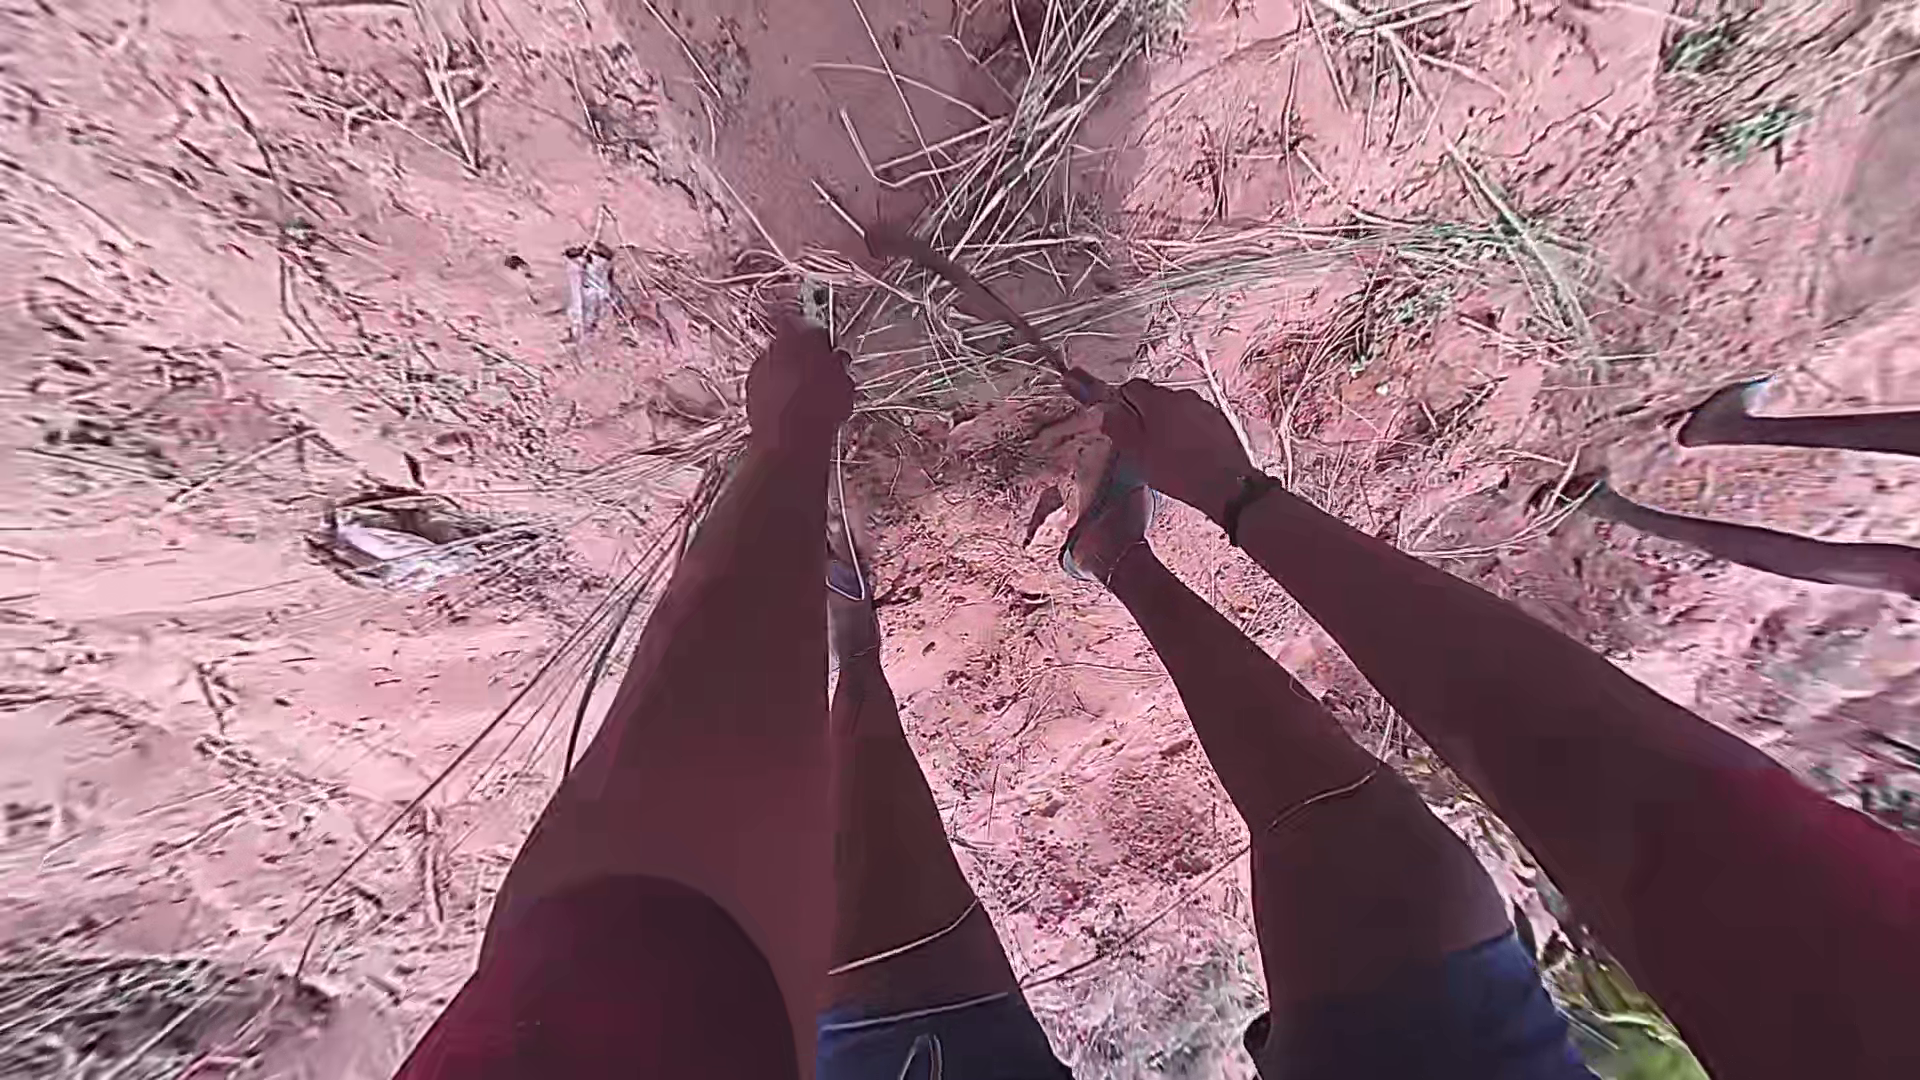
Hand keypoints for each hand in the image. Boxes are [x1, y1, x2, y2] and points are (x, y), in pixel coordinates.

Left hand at [747, 318, 853, 450]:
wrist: (791, 440)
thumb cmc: (817, 407)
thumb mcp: (843, 382)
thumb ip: (838, 364)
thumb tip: (838, 362)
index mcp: (795, 332)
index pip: (810, 325)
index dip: (823, 341)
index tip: (832, 354)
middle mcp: (771, 346)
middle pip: (791, 347)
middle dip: (807, 362)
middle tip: (826, 379)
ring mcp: (758, 371)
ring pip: (780, 369)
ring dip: (794, 381)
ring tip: (814, 402)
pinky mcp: (751, 394)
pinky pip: (770, 390)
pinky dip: (781, 398)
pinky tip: (799, 414)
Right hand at [1101, 379, 1253, 523]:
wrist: (1225, 484)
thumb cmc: (1178, 470)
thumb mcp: (1137, 453)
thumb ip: (1118, 428)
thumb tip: (1107, 413)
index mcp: (1158, 400)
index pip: (1132, 386)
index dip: (1122, 402)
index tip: (1120, 419)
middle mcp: (1183, 396)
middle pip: (1155, 396)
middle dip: (1145, 414)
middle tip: (1140, 441)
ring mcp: (1204, 406)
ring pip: (1176, 408)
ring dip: (1167, 423)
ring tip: (1165, 450)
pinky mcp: (1219, 420)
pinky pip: (1194, 418)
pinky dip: (1187, 430)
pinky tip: (1185, 452)